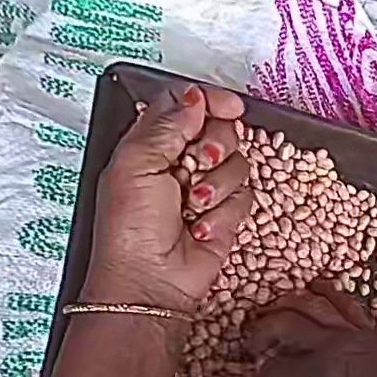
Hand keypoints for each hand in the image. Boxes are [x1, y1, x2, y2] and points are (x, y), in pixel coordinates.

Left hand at [81, 82, 250, 310]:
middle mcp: (184, 163)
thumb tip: (195, 98)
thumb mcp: (136, 163)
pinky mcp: (228, 217)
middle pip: (221, 131)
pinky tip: (201, 228)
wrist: (150, 279)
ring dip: (217, 186)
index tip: (230, 106)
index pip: (188, 105)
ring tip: (194, 206)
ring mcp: (208, 190)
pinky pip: (246, 199)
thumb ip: (166, 125)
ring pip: (238, 166)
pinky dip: (224, 214)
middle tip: (199, 163)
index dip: (210, 102)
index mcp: (154, 142)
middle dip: (216, 146)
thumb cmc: (130, 227)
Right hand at [245, 281, 376, 376]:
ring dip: (284, 306)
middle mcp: (335, 344)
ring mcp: (352, 332)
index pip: (278, 369)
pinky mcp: (367, 329)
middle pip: (285, 326)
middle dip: (260, 334)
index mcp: (324, 372)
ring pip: (310, 305)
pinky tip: (311, 287)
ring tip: (269, 314)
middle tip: (251, 348)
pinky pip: (343, 302)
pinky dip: (325, 292)